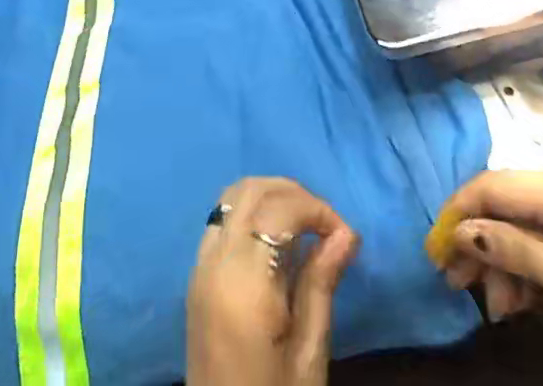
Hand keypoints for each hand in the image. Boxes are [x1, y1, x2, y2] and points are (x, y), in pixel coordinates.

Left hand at [187, 178, 359, 385]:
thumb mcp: (308, 351)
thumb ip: (322, 283)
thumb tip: (347, 232)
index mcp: (243, 283)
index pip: (279, 209)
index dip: (318, 209)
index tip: (344, 236)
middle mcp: (214, 263)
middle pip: (251, 189)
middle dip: (295, 193)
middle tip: (326, 225)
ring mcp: (199, 268)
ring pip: (232, 197)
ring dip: (271, 197)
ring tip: (304, 227)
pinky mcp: (195, 278)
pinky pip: (221, 220)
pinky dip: (251, 212)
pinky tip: (275, 241)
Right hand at [435, 171, 542, 385]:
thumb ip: (523, 254)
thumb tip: (464, 230)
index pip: (493, 184)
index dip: (458, 214)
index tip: (435, 255)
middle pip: (506, 201)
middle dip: (479, 240)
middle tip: (461, 289)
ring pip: (524, 222)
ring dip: (503, 259)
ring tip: (500, 307)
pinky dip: (529, 265)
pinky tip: (524, 299)